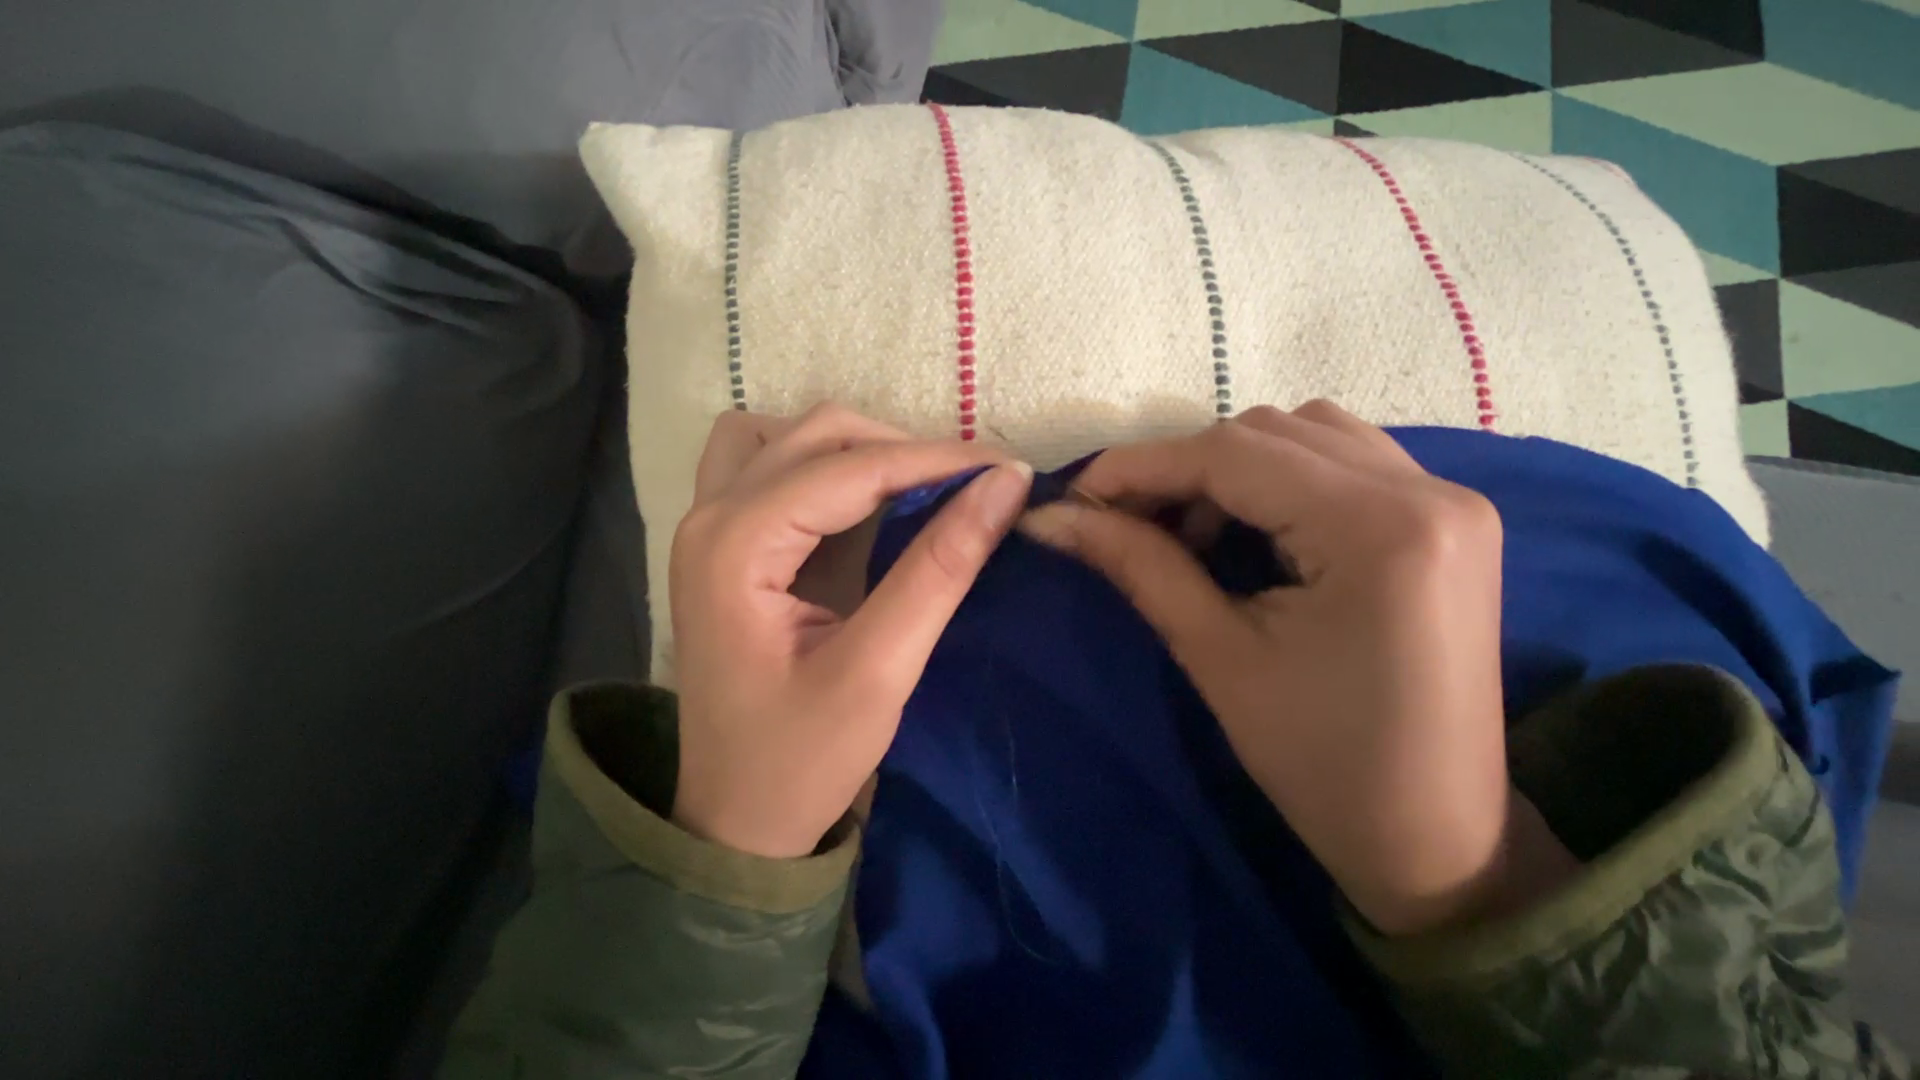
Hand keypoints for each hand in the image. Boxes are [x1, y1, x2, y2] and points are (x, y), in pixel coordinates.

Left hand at [669, 405, 1032, 858]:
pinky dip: (824, 466)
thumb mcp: (879, 670)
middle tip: (973, 486)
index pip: (850, 469)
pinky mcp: (720, 545)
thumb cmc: (801, 761)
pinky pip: (769, 466)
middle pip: (815, 435)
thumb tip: (1003, 484)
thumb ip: (939, 569)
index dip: (937, 460)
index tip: (1010, 468)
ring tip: (918, 487)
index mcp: (733, 545)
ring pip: (786, 438)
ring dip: (856, 448)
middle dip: (902, 449)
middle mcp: (707, 517)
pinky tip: (863, 502)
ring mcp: (705, 527)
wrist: (734, 821)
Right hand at [1019, 401, 1575, 934]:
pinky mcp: (1449, 521)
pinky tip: (1252, 531)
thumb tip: (1049, 517)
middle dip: (1184, 467)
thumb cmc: (1320, 764)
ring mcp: (1450, 500)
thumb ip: (1137, 565)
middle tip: (1126, 524)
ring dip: (1234, 468)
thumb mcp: (1218, 657)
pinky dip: (1283, 479)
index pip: (1234, 454)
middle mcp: (1429, 491)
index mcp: (1381, 529)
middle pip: (1271, 432)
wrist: (1434, 839)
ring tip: (1190, 533)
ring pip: (1309, 434)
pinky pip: (1347, 461)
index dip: (1142, 465)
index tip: (1074, 497)